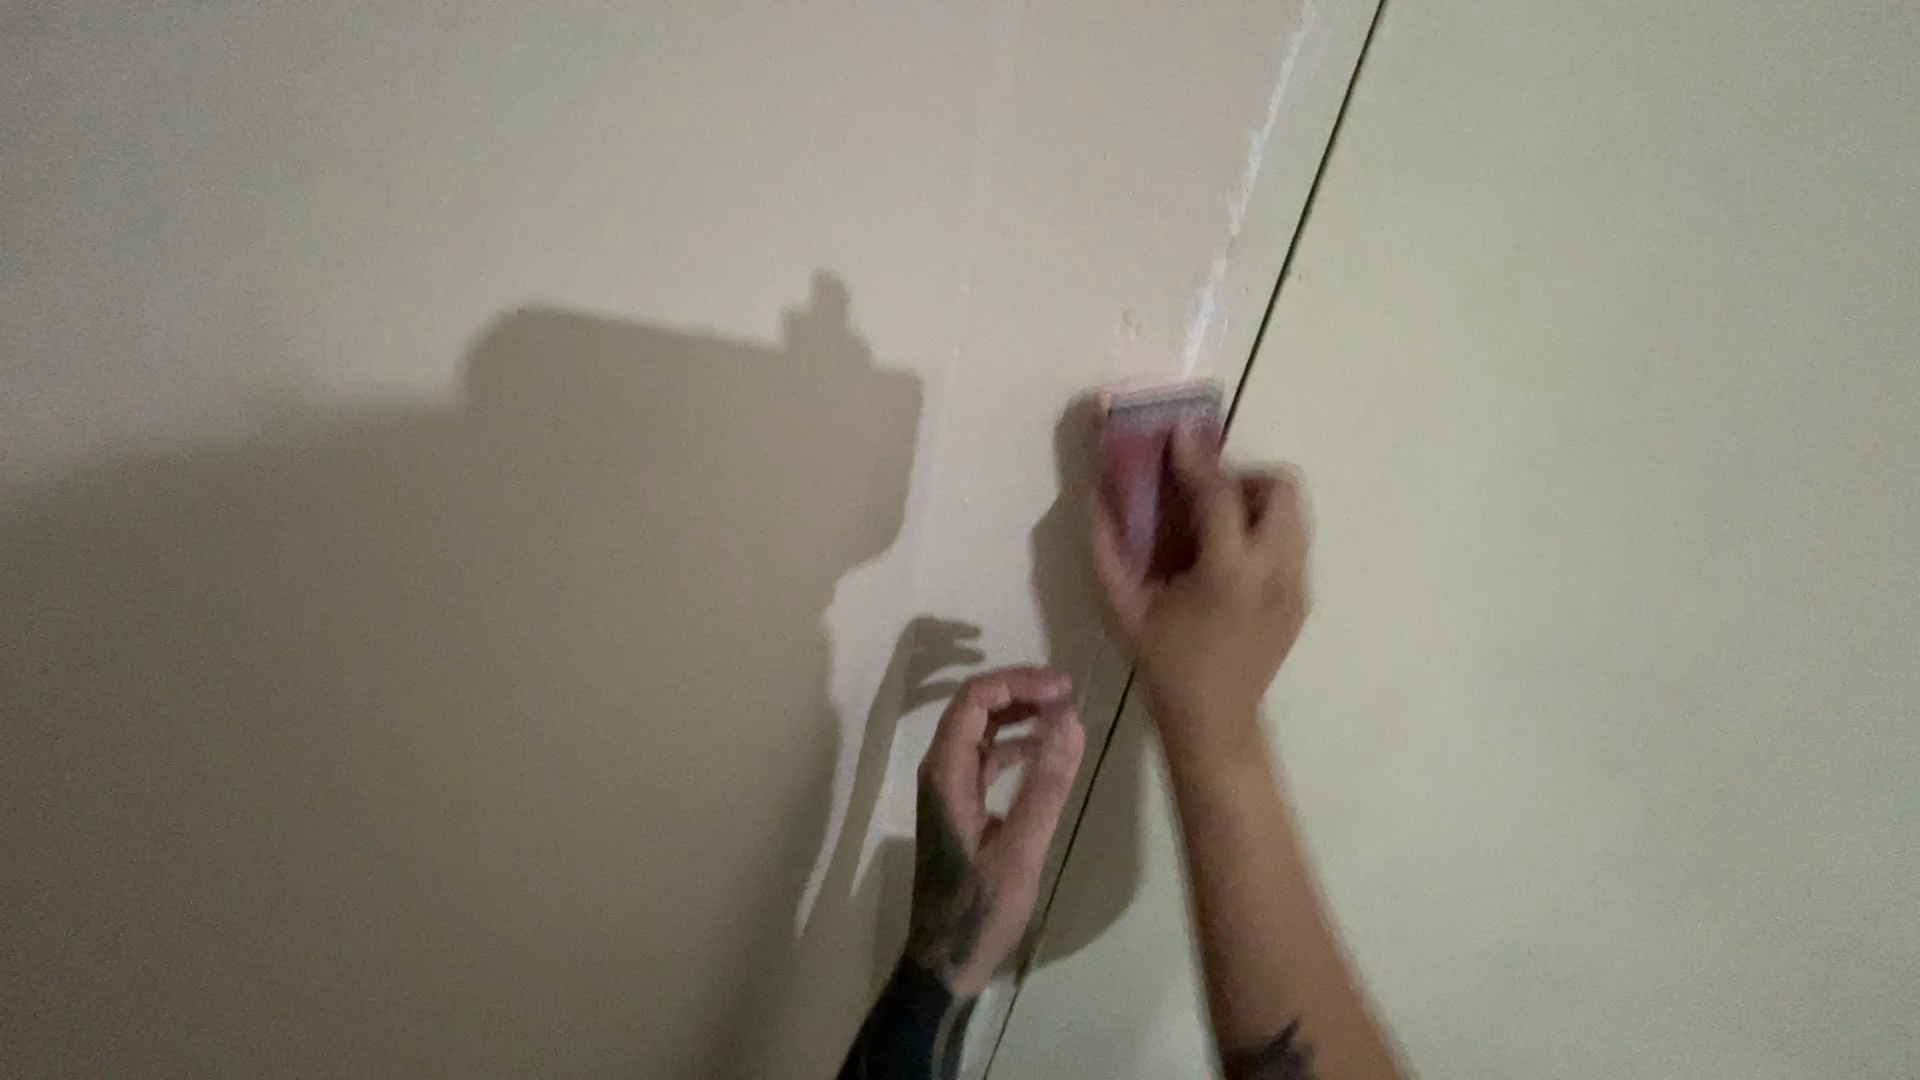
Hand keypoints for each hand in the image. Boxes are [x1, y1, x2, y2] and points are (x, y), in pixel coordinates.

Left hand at [907, 666, 1084, 996]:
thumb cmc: (981, 908)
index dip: (1017, 682)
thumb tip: (1072, 721)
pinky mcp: (962, 801)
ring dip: (1019, 714)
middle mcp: (941, 768)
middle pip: (975, 707)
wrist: (945, 958)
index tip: (1062, 687)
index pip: (975, 700)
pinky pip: (987, 756)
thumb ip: (1045, 785)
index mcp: (946, 771)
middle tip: (1068, 692)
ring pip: (981, 729)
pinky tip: (1047, 750)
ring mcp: (949, 784)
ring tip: (1064, 712)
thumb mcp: (1021, 849)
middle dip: (1020, 690)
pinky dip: (1017, 743)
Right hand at [1091, 428, 1311, 757]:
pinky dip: (1263, 530)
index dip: (1197, 458)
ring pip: (1294, 511)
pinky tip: (1229, 558)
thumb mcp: (1122, 608)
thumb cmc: (1164, 663)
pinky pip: (1292, 540)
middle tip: (1203, 495)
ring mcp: (1296, 585)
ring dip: (1255, 501)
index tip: (1177, 433)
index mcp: (1228, 573)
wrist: (1215, 720)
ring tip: (1217, 525)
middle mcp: (1275, 571)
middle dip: (1241, 476)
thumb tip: (1096, 498)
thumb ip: (1106, 550)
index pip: (1221, 493)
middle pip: (1281, 488)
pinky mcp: (1303, 597)